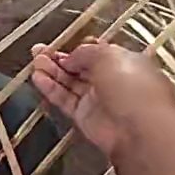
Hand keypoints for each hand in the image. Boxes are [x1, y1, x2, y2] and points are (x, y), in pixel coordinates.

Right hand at [30, 41, 174, 161]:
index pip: (97, 53)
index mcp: (125, 63)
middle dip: (60, 59)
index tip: (61, 43)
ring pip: (70, 83)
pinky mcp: (84, 117)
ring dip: (52, 72)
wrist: (139, 130)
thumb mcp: (108, 57)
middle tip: (39, 51)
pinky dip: (51, 89)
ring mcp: (97, 100)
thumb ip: (85, 52)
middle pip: (80, 67)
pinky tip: (38, 78)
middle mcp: (111, 81)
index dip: (79, 48)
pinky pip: (65, 99)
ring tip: (34, 61)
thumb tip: (70, 57)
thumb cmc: (133, 87)